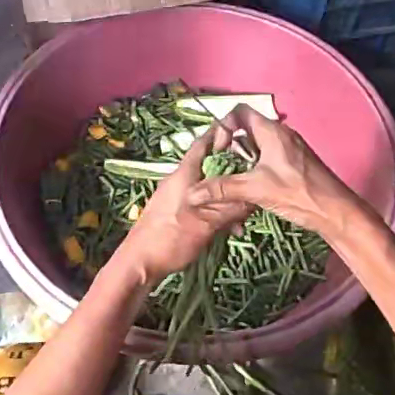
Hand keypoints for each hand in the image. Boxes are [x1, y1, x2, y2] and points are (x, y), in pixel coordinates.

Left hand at [108, 125, 254, 289]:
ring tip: (245, 216)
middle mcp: (180, 180)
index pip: (204, 143)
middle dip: (234, 173)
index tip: (244, 130)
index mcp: (184, 174)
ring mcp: (176, 196)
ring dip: (227, 198)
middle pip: (211, 166)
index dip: (222, 133)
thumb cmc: (171, 238)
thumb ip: (231, 208)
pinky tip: (230, 229)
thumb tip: (254, 198)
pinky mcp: (176, 212)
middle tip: (255, 179)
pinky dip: (217, 211)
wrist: (138, 264)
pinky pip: (202, 204)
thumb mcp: (206, 223)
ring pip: (209, 188)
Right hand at [188, 106, 369, 237]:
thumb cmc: (299, 193)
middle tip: (219, 167)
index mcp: (272, 131)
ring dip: (241, 160)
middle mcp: (280, 134)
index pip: (240, 112)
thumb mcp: (256, 190)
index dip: (224, 126)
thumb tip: (191, 193)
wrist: (336, 212)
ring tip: (231, 180)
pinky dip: (254, 168)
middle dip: (229, 147)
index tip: (218, 150)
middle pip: (246, 130)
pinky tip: (249, 188)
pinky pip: (266, 157)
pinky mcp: (293, 163)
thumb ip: (223, 188)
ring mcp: (288, 149)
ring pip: (256, 146)